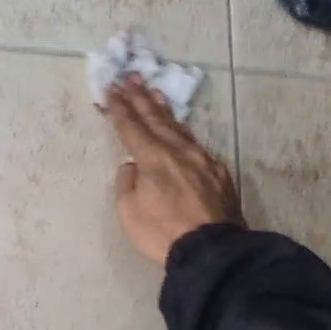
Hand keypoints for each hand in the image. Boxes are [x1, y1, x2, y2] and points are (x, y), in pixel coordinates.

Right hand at [105, 78, 241, 265]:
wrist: (214, 252)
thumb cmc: (162, 233)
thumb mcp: (129, 212)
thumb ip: (127, 183)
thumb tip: (132, 166)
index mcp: (152, 158)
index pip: (131, 127)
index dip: (119, 108)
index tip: (111, 89)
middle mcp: (177, 152)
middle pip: (155, 119)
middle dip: (140, 98)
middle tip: (131, 77)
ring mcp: (202, 160)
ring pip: (179, 128)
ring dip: (164, 109)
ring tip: (155, 92)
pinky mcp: (219, 173)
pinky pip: (196, 145)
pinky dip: (184, 132)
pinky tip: (181, 130)